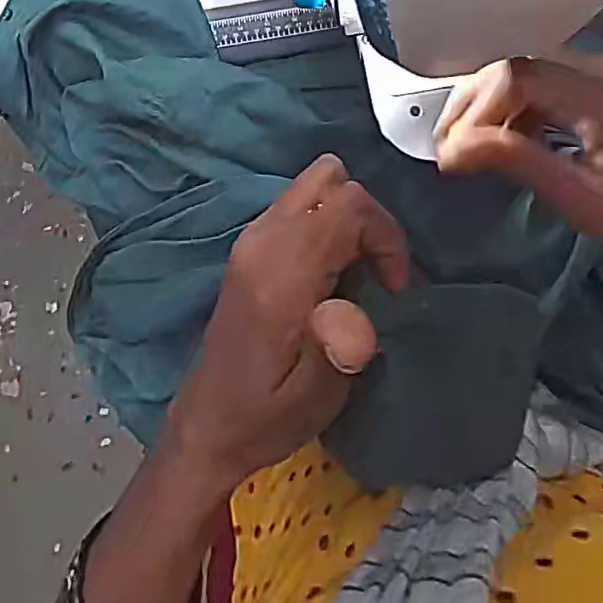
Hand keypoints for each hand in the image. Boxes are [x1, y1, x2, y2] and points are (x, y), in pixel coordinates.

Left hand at [163, 154, 410, 491]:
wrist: (209, 423)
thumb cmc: (265, 415)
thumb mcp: (311, 400)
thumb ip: (336, 352)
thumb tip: (353, 313)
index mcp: (278, 273)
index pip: (347, 204)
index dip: (386, 235)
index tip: (393, 287)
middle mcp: (262, 240)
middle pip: (332, 179)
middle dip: (370, 219)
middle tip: (378, 273)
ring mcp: (252, 236)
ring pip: (315, 183)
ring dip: (349, 218)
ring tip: (357, 271)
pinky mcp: (251, 243)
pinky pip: (301, 203)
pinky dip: (329, 222)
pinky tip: (330, 270)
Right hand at [434, 55, 602, 320]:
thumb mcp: (578, 198)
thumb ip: (514, 159)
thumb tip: (454, 148)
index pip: (519, 75)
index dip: (475, 106)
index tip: (452, 144)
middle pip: (526, 63)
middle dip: (481, 100)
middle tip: (453, 139)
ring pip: (541, 69)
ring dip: (504, 102)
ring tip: (478, 141)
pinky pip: (565, 80)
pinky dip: (533, 103)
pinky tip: (518, 134)